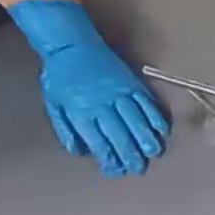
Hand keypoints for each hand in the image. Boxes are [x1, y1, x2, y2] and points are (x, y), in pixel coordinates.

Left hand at [8, 0, 168, 176]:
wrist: (70, 43)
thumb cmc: (61, 75)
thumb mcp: (54, 103)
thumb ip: (66, 128)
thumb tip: (80, 151)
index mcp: (80, 111)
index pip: (98, 142)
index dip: (109, 159)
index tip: (116, 170)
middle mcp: (101, 104)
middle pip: (120, 135)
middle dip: (131, 155)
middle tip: (138, 168)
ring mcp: (119, 94)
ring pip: (137, 121)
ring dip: (147, 139)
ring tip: (154, 152)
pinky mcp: (132, 84)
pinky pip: (148, 104)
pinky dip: (156, 118)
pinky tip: (161, 130)